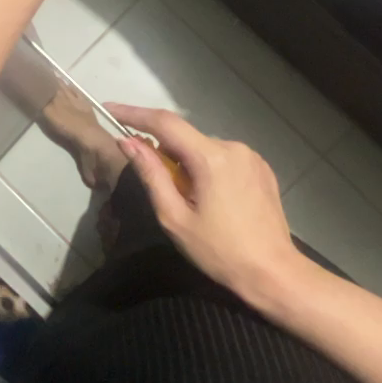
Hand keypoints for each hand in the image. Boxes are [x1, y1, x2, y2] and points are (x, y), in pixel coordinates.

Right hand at [107, 104, 305, 303]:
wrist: (271, 271)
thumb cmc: (218, 251)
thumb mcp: (174, 217)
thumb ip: (151, 175)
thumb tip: (128, 142)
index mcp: (211, 158)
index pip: (165, 123)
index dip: (134, 114)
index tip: (110, 110)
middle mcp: (234, 147)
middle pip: (186, 138)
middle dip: (164, 154)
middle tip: (158, 188)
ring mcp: (251, 157)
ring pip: (204, 149)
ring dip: (187, 164)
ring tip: (190, 203)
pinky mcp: (261, 168)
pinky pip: (224, 159)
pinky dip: (208, 170)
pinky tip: (213, 201)